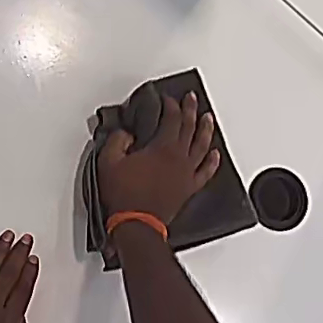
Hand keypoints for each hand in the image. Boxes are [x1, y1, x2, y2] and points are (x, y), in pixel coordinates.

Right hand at [97, 93, 220, 225]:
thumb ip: (117, 141)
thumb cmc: (124, 195)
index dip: (171, 106)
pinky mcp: (188, 188)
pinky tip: (214, 154)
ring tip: (208, 119)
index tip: (168, 100)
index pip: (172, 119)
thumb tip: (125, 134)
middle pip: (190, 128)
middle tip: (192, 99)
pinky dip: (212, 161)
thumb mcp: (109, 161)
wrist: (136, 223)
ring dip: (205, 129)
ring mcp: (186, 174)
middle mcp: (179, 159)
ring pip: (202, 146)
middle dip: (191, 110)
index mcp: (162, 148)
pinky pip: (206, 171)